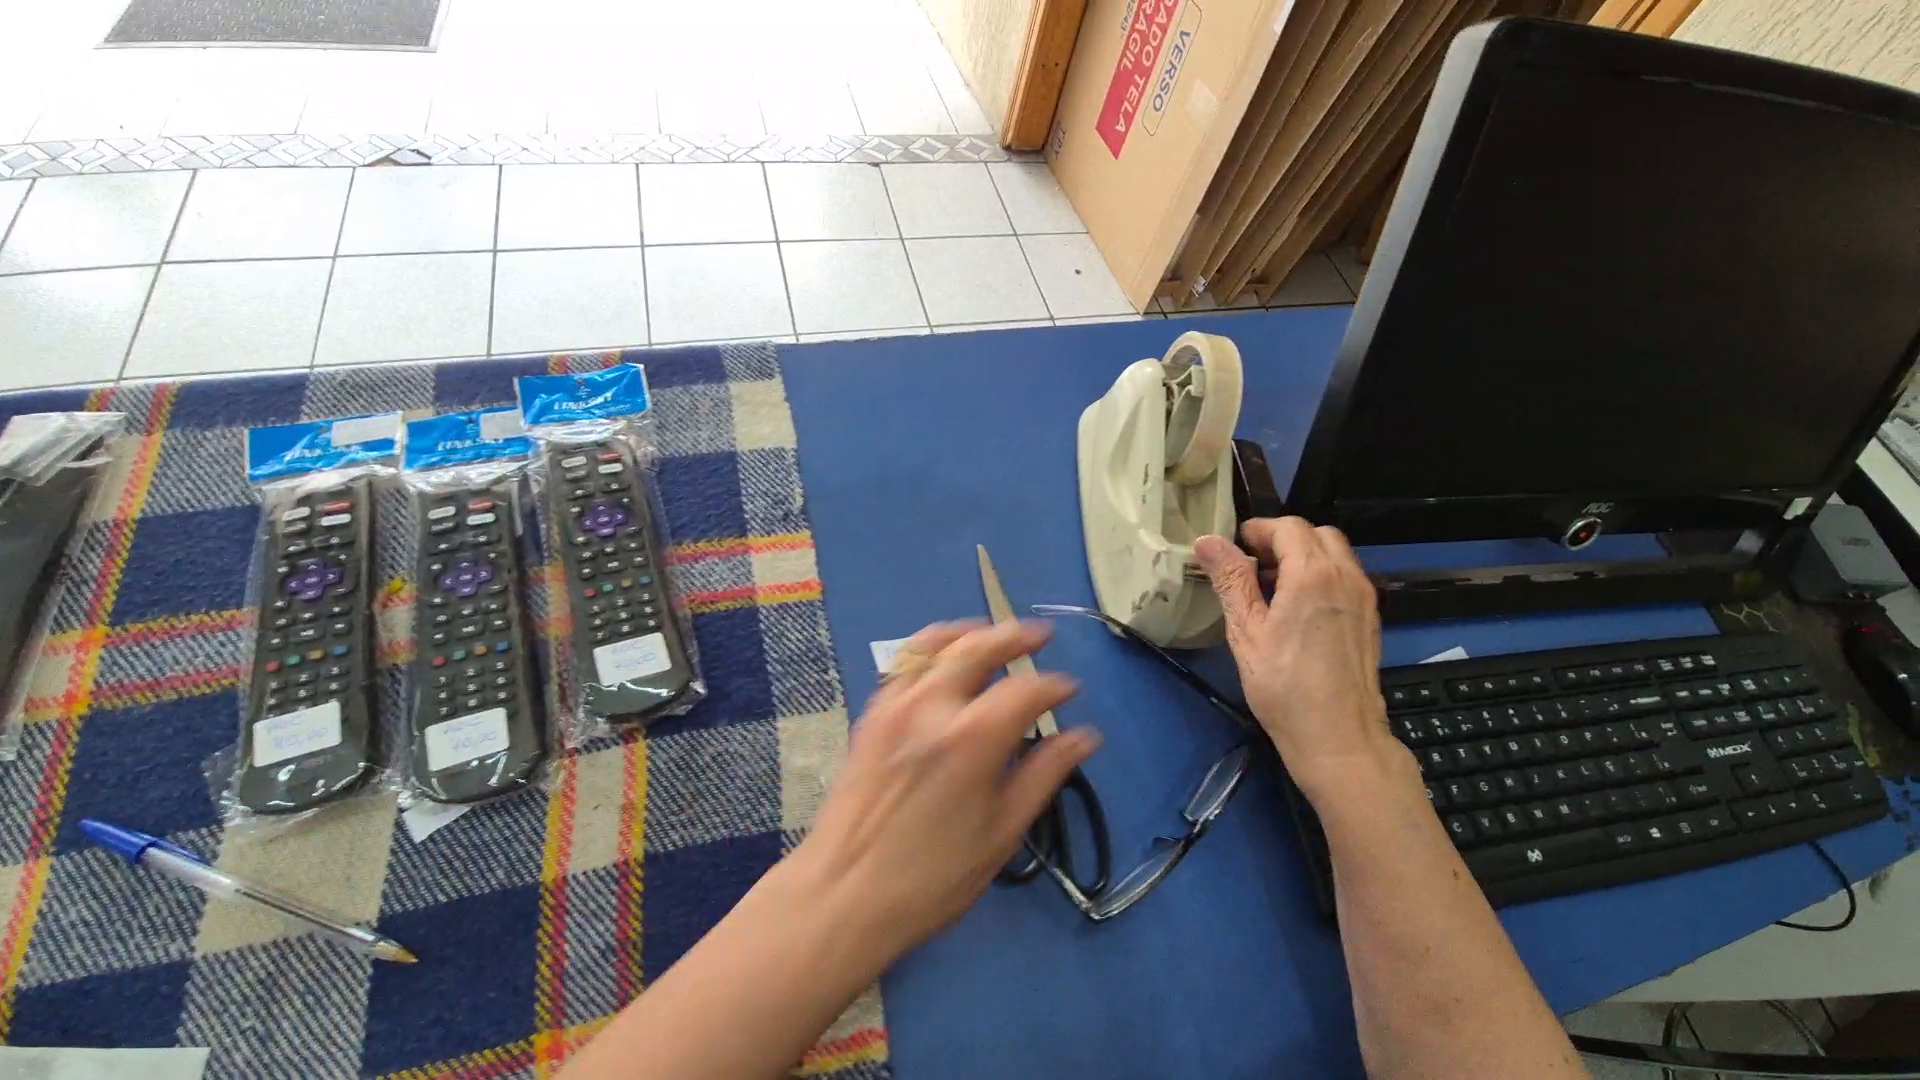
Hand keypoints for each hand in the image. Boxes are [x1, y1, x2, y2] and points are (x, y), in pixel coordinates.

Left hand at [788, 619, 1099, 960]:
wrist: (843, 895)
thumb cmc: (932, 877)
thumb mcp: (1001, 833)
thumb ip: (1044, 775)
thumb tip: (1085, 737)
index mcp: (972, 737)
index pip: (1025, 690)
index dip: (1054, 687)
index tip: (1070, 690)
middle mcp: (932, 706)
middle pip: (978, 647)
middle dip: (1014, 636)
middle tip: (1041, 636)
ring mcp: (894, 705)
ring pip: (935, 644)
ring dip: (970, 632)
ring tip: (993, 633)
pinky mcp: (870, 715)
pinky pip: (903, 662)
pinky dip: (931, 648)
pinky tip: (944, 660)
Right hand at [1192, 518, 1416, 805]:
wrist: (1339, 737)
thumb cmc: (1284, 686)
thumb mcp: (1246, 631)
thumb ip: (1230, 580)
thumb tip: (1209, 540)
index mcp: (1314, 574)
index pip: (1288, 527)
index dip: (1257, 531)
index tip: (1233, 549)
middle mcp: (1346, 576)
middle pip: (1316, 534)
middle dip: (1282, 539)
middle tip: (1250, 565)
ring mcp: (1364, 597)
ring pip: (1335, 554)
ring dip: (1303, 557)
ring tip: (1271, 587)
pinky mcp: (1369, 618)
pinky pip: (1345, 578)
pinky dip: (1320, 576)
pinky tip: (1296, 609)